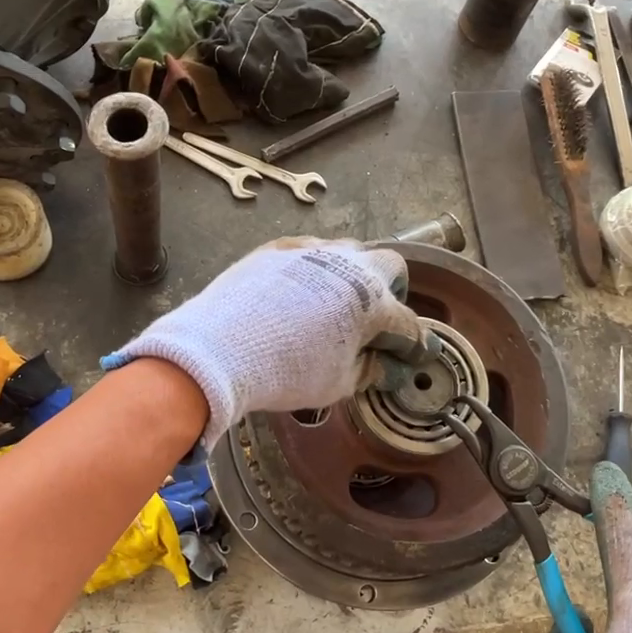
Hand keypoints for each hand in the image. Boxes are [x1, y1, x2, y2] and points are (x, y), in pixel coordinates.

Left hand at [105, 238, 428, 447]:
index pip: (408, 324)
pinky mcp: (277, 248)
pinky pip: (308, 253)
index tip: (408, 358)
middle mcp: (350, 266)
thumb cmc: (287, 371)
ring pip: (348, 252)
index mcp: (374, 302)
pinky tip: (297, 294)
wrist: (219, 348)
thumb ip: (370, 369)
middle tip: (374, 320)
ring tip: (334, 304)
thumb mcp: (338, 383)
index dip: (412, 346)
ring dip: (351, 275)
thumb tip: (385, 364)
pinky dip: (313, 270)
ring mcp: (312, 251)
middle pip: (390, 267)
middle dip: (391, 291)